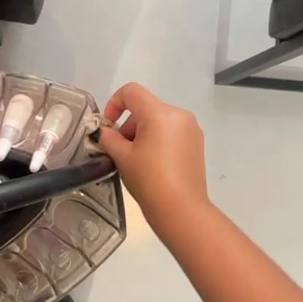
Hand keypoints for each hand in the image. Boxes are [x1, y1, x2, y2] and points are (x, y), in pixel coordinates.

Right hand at [96, 82, 209, 229]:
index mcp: (160, 113)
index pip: (132, 92)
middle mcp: (179, 115)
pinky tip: (153, 164)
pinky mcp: (197, 144)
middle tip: (120, 150)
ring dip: (143, 133)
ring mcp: (191, 129)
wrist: (181, 209)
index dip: (114, 103)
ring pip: (159, 120)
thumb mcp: (122, 157)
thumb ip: (109, 138)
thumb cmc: (148, 179)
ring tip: (136, 160)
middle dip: (128, 124)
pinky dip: (158, 140)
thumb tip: (105, 132)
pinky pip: (172, 132)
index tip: (108, 126)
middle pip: (146, 107)